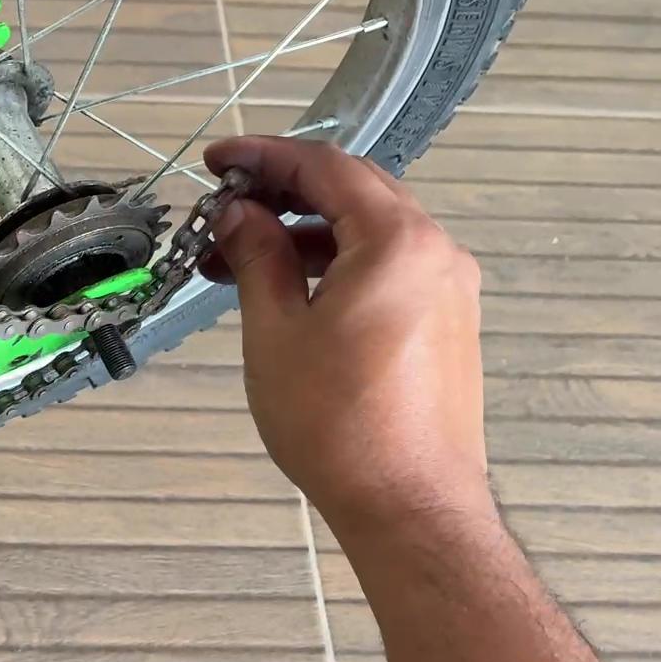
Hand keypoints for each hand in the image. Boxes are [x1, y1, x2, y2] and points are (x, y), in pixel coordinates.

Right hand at [199, 137, 491, 535]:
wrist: (409, 506)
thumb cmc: (332, 417)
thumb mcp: (275, 329)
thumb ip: (257, 255)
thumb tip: (237, 212)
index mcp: (396, 242)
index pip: (325, 168)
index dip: (263, 156)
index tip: (213, 161)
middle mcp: (435, 250)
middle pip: (351, 189)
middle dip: (280, 188)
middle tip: (221, 204)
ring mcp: (446, 285)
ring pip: (365, 227)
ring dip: (299, 227)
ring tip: (235, 252)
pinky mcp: (442, 318)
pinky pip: (381, 262)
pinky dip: (327, 258)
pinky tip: (280, 283)